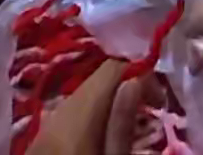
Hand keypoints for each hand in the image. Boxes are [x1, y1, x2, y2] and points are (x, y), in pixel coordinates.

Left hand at [25, 59, 148, 154]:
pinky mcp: (42, 136)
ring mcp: (48, 120)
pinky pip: (72, 110)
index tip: (160, 96)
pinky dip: (92, 111)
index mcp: (79, 110)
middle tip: (150, 106)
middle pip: (97, 78)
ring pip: (85, 93)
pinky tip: (103, 130)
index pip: (113, 66)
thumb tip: (136, 78)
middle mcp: (60, 105)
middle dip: (125, 83)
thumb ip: (122, 124)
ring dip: (109, 97)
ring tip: (130, 118)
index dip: (140, 71)